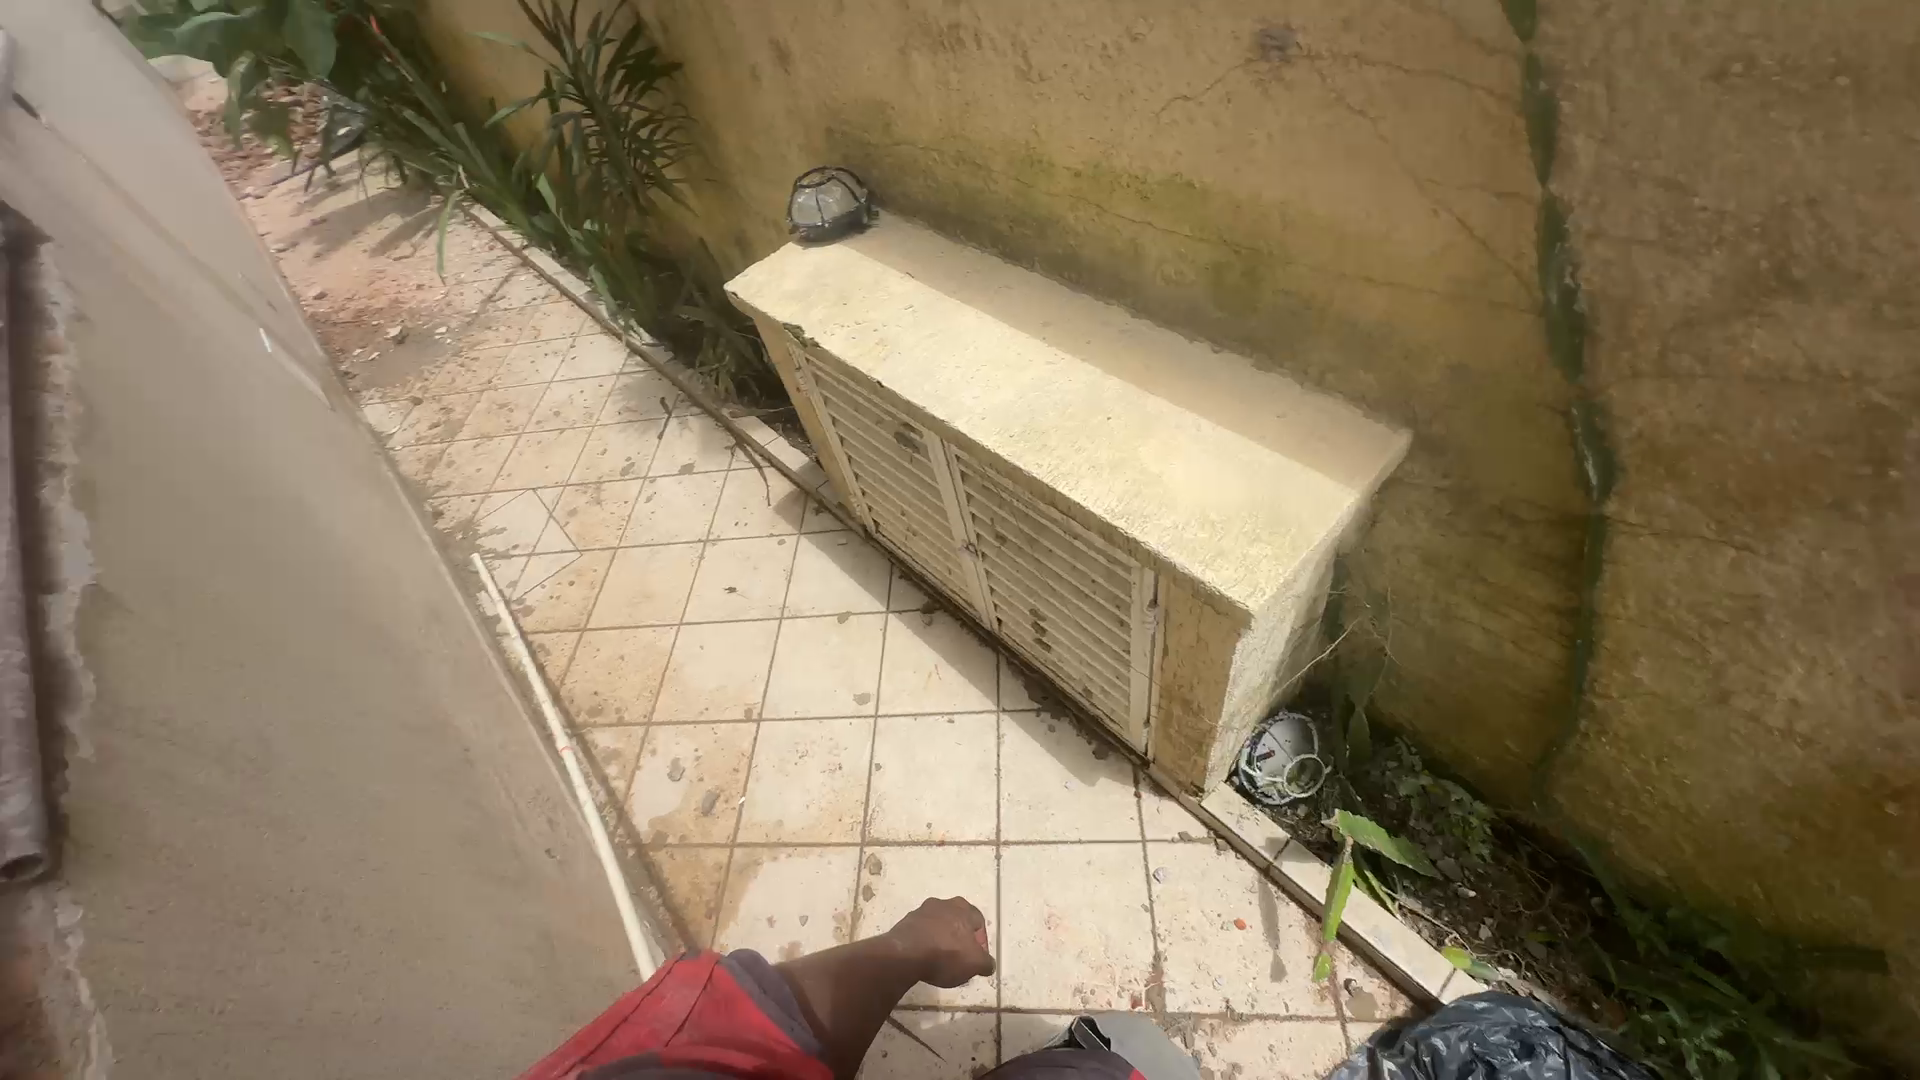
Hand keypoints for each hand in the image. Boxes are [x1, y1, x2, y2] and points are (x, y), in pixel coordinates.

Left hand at [884, 896, 994, 987]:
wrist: (906, 954)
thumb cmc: (946, 955)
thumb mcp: (974, 964)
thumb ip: (986, 963)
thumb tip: (988, 964)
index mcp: (963, 908)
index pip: (979, 922)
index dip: (981, 943)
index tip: (977, 960)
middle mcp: (944, 903)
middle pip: (958, 922)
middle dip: (962, 940)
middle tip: (961, 961)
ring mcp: (923, 910)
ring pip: (940, 926)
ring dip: (943, 940)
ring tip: (941, 962)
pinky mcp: (907, 921)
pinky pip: (923, 932)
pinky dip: (927, 943)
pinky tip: (926, 959)